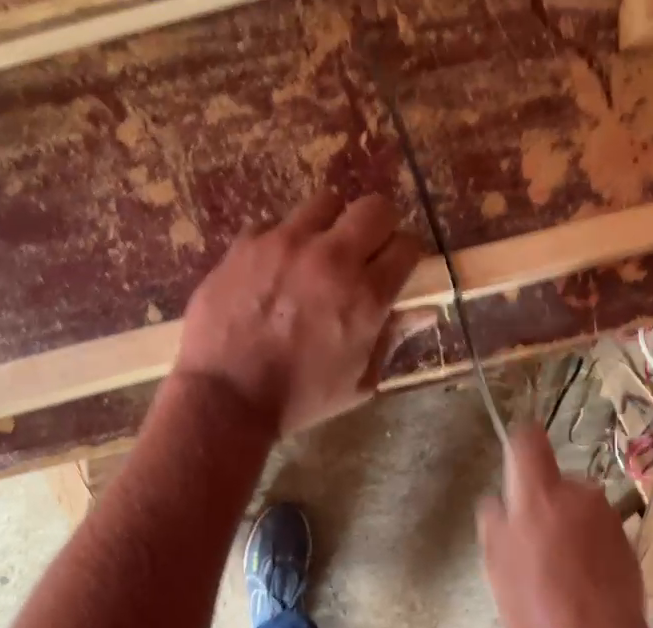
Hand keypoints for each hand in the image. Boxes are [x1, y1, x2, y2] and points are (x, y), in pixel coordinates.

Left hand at [173, 191, 423, 435]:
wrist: (228, 397)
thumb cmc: (301, 399)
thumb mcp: (359, 381)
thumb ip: (391, 339)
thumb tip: (424, 313)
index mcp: (366, 296)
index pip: (407, 247)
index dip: (406, 257)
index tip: (397, 269)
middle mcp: (331, 258)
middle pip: (374, 208)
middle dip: (378, 228)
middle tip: (366, 252)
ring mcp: (285, 243)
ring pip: (325, 204)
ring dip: (330, 226)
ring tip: (318, 255)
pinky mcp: (246, 243)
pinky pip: (275, 224)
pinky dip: (283, 242)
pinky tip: (275, 271)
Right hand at [477, 426, 652, 627]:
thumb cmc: (535, 612)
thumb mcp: (497, 569)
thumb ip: (496, 524)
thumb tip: (499, 502)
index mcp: (540, 496)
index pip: (528, 441)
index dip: (519, 446)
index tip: (513, 466)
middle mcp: (581, 496)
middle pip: (555, 482)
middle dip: (543, 504)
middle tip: (530, 548)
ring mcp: (610, 519)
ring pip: (578, 510)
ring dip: (567, 529)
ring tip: (557, 576)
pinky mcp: (629, 544)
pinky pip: (598, 534)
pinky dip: (588, 549)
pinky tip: (581, 587)